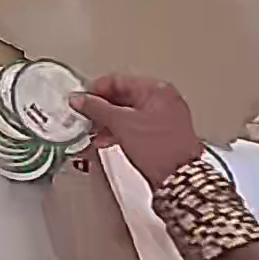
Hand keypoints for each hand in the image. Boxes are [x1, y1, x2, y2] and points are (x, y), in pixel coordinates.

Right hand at [69, 74, 204, 186]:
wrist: (179, 179)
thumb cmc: (160, 149)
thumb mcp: (121, 123)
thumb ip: (96, 108)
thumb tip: (79, 99)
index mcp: (156, 89)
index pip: (118, 80)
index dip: (95, 89)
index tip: (81, 100)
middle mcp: (162, 100)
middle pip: (121, 97)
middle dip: (100, 109)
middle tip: (84, 116)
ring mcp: (162, 119)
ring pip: (126, 113)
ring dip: (106, 122)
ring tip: (91, 132)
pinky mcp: (160, 136)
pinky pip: (133, 127)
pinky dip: (117, 132)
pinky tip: (104, 141)